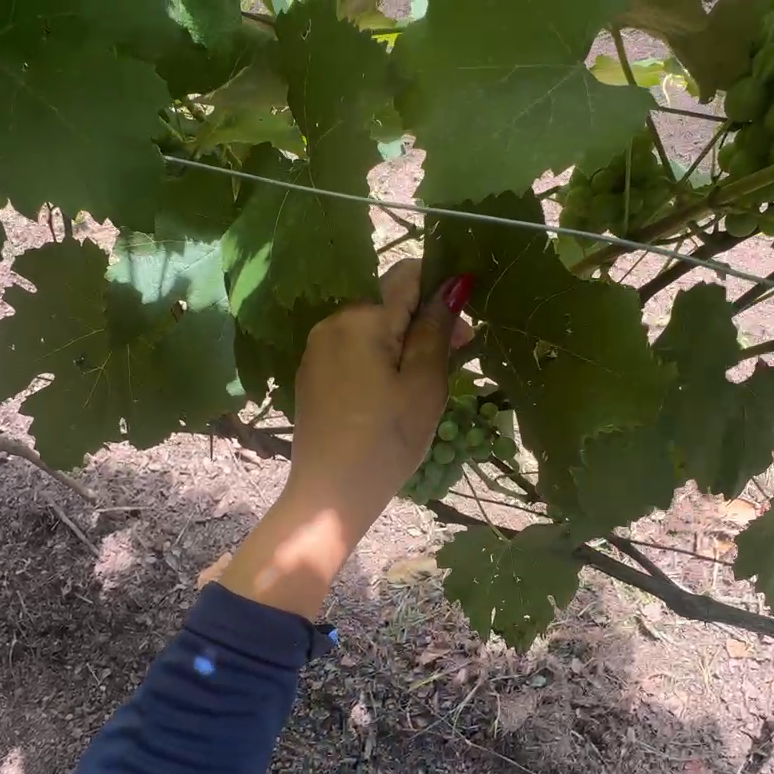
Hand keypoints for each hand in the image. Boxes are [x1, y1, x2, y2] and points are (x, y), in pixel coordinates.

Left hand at [220, 261, 471, 616]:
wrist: (329, 497)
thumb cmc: (386, 442)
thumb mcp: (424, 386)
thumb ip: (436, 330)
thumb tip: (454, 284)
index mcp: (361, 318)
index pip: (408, 276)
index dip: (441, 291)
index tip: (462, 331)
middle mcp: (332, 323)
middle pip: (388, 305)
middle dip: (423, 325)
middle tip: (451, 367)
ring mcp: (316, 351)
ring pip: (371, 332)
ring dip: (401, 348)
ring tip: (420, 391)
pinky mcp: (311, 378)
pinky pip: (352, 355)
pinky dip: (377, 365)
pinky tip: (389, 401)